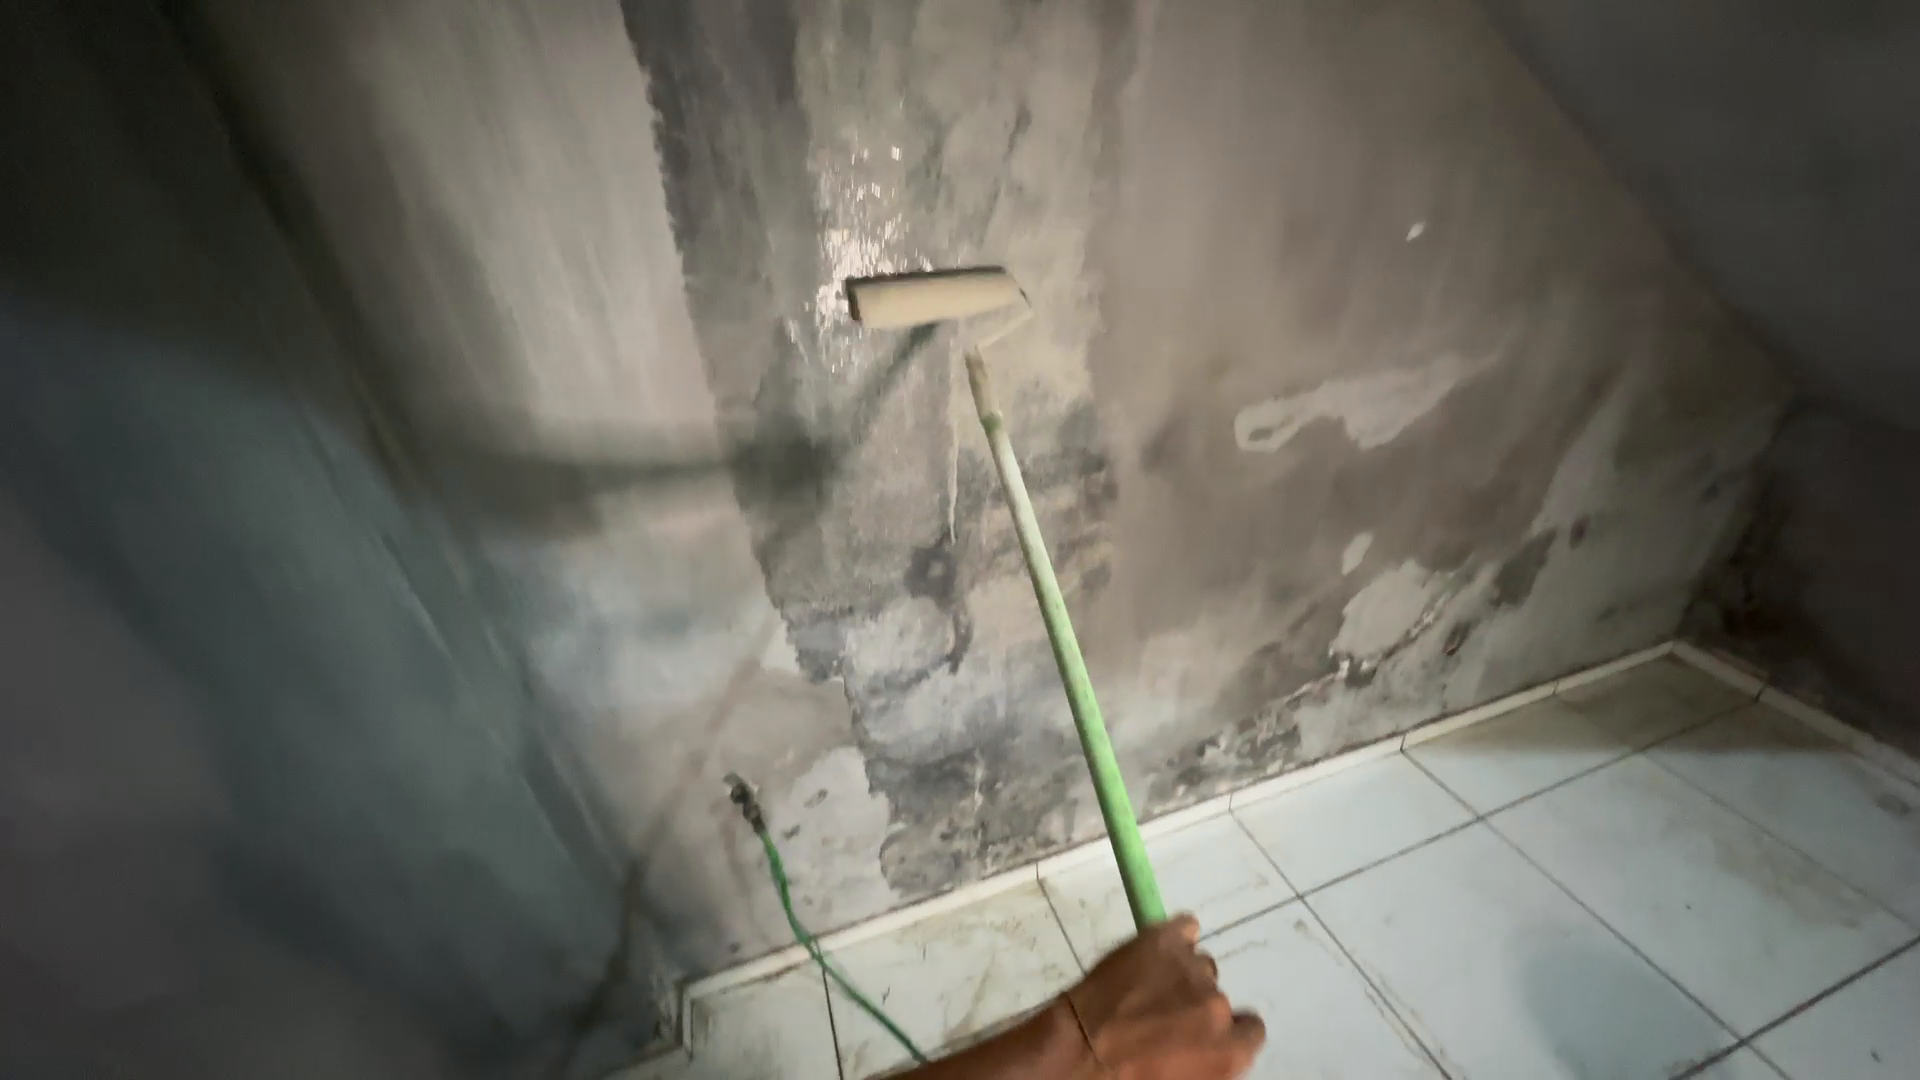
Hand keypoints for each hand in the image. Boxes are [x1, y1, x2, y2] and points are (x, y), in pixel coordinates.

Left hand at [1062, 913, 1265, 1077]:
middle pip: (1217, 993)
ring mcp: (1191, 968)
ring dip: (1182, 970)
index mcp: (1230, 1052)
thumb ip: (1213, 1061)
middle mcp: (1218, 1006)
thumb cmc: (1135, 1076)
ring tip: (1150, 981)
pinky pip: (1187, 925)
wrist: (1087, 1044)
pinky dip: (1179, 933)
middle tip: (1165, 1010)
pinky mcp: (1165, 938)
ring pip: (1198, 962)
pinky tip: (1161, 947)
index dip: (1228, 1028)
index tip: (1204, 1028)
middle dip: (1196, 1000)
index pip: (1251, 1028)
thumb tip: (1215, 1045)